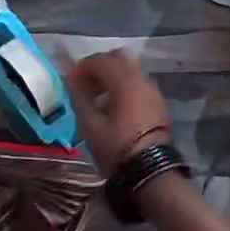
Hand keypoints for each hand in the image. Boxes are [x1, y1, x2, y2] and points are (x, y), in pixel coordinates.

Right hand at [65, 49, 171, 172]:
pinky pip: (139, 86)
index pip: (101, 61)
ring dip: (113, 77)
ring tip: (98, 98)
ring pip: (132, 72)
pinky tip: (114, 107)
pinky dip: (125, 88)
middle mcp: (142, 80)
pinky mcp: (159, 105)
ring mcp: (154, 92)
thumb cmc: (116, 147)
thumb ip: (79, 97)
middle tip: (85, 84)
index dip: (82, 67)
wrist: (150, 171)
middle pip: (119, 59)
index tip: (70, 79)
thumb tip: (71, 80)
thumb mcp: (90, 124)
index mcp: (125, 81)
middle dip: (100, 67)